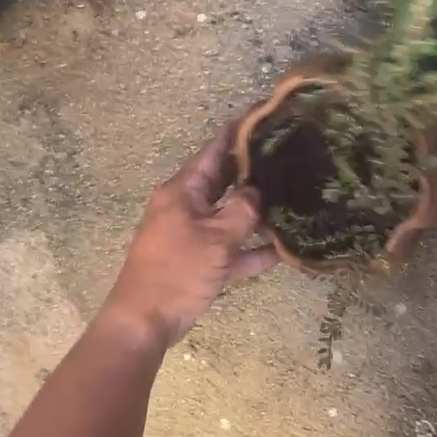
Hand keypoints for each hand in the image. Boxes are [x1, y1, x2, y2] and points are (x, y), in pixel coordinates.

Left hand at [100, 119, 279, 349]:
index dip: (235, 134)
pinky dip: (251, 249)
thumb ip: (243, 210)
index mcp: (183, 191)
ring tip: (291, 199)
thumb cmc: (177, 271)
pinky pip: (230, 248)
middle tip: (286, 156)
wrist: (144, 321)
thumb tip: (258, 192)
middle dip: (252, 171)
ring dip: (256, 213)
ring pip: (229, 215)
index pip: (213, 152)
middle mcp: (186, 206)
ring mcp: (192, 235)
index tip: (258, 116)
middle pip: (224, 181)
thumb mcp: (216, 238)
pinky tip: (281, 251)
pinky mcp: (199, 262)